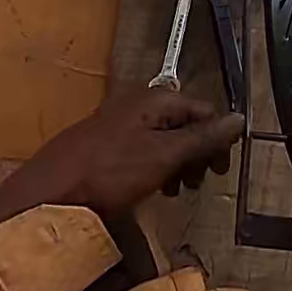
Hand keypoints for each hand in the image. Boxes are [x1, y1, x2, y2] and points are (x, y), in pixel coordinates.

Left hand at [9, 90, 245, 216]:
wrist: (53, 189)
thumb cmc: (110, 170)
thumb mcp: (164, 155)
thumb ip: (202, 138)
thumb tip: (238, 118)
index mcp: (156, 100)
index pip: (203, 110)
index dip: (217, 139)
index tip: (220, 172)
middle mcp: (140, 104)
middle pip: (184, 123)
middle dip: (197, 153)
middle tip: (196, 184)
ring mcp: (122, 122)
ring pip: (165, 139)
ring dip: (178, 164)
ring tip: (175, 191)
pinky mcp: (109, 142)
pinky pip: (145, 149)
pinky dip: (156, 168)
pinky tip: (153, 189)